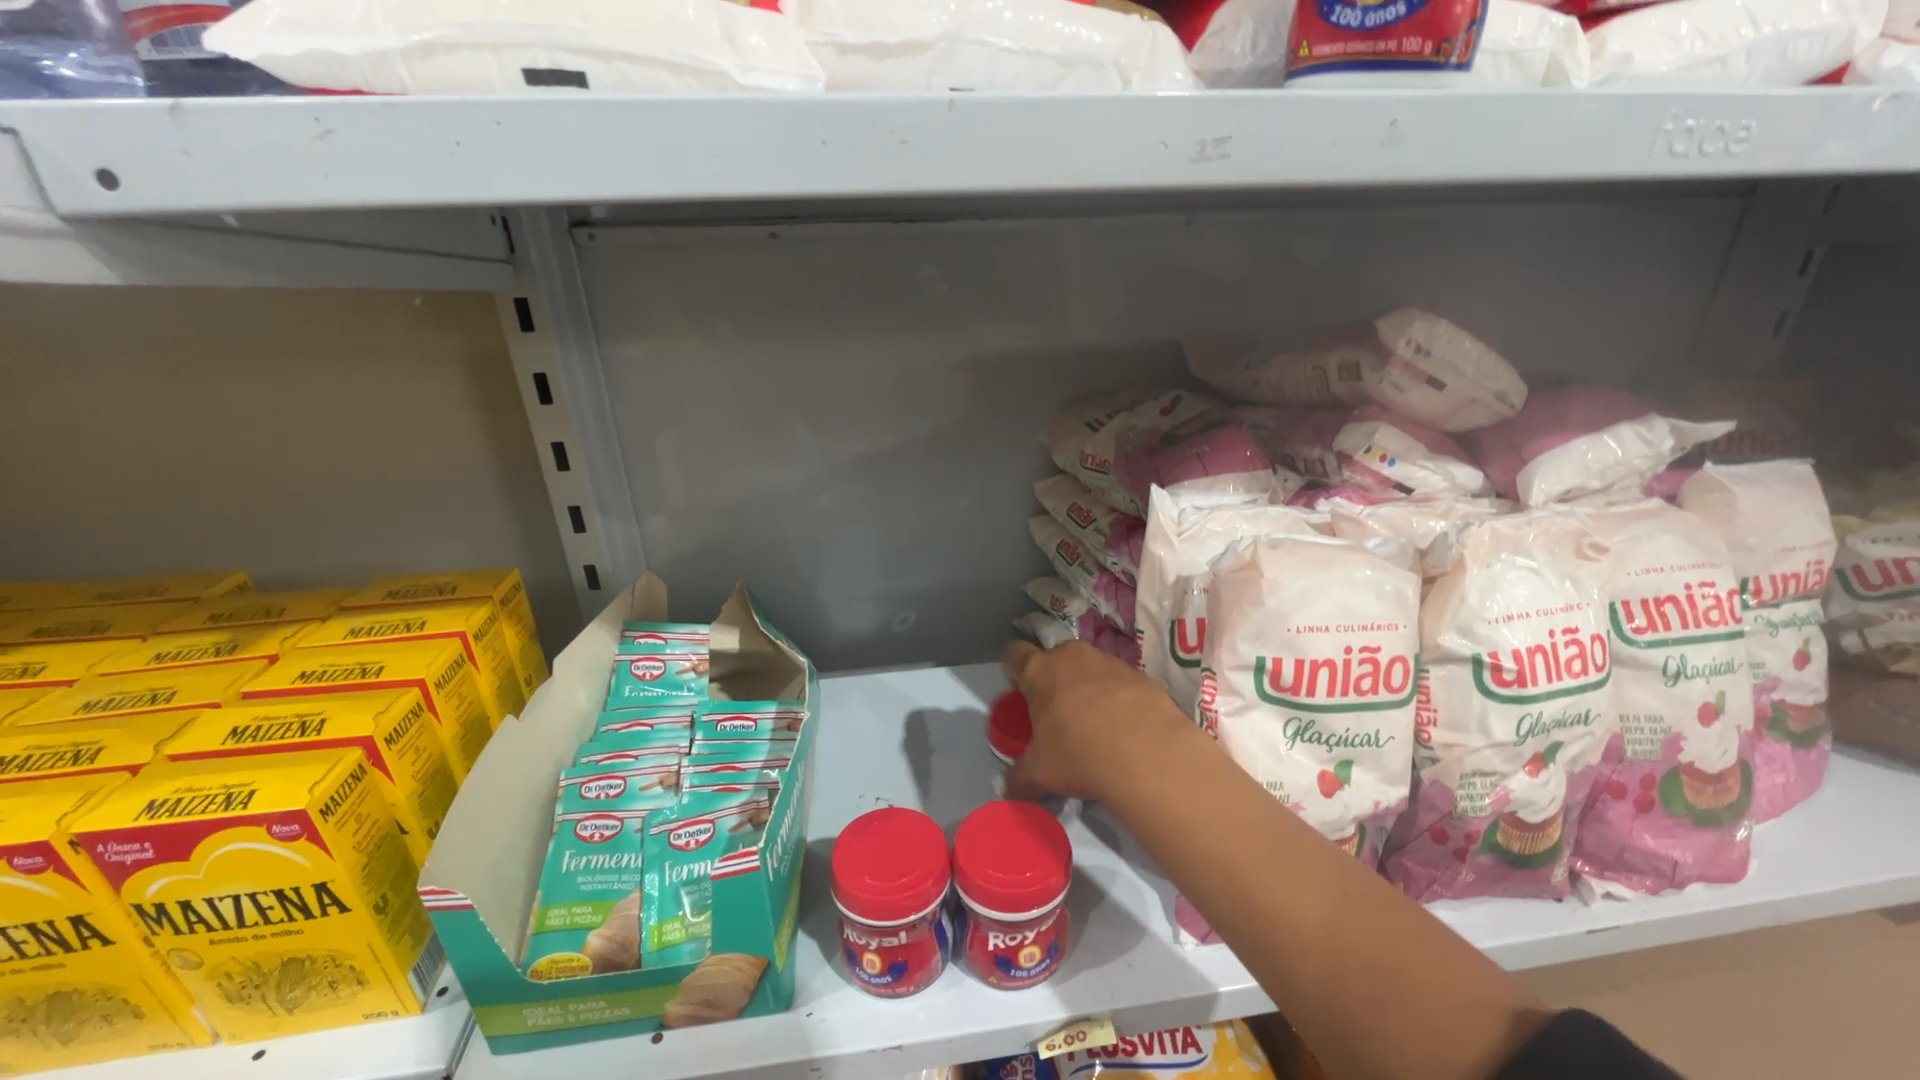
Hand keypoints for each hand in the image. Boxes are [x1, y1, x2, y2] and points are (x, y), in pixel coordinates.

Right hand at [1002, 639, 1195, 803]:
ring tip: (1095, 724)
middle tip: (1057, 715)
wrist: (1147, 753)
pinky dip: (1119, 698)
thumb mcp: (1039, 774)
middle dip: (1054, 681)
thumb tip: (1010, 792)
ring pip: (1090, 668)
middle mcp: (1073, 656)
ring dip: (1088, 688)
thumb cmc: (1079, 754)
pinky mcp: (1142, 675)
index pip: (1014, 654)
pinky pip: (1121, 682)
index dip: (1015, 672)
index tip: (1021, 694)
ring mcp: (1110, 662)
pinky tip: (1125, 728)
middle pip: (1055, 658)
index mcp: (1039, 671)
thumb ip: (1019, 779)